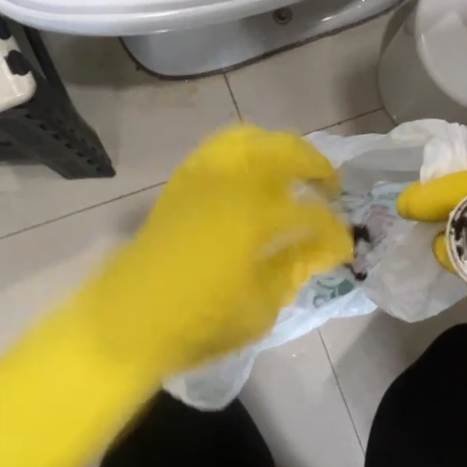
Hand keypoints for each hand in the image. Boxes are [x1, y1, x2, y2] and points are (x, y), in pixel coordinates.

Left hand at [0, 127, 351, 466]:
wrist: (123, 325)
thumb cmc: (196, 325)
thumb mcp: (260, 307)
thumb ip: (295, 267)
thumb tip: (323, 248)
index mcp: (256, 218)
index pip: (312, 215)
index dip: (334, 232)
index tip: (343, 248)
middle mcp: (232, 185)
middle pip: (288, 153)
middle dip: (318, 168)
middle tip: (331, 191)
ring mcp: (203, 178)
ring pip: (252, 140)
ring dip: (282, 151)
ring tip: (295, 174)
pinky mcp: (181, 183)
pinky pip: (221, 150)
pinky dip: (248, 153)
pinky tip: (257, 177)